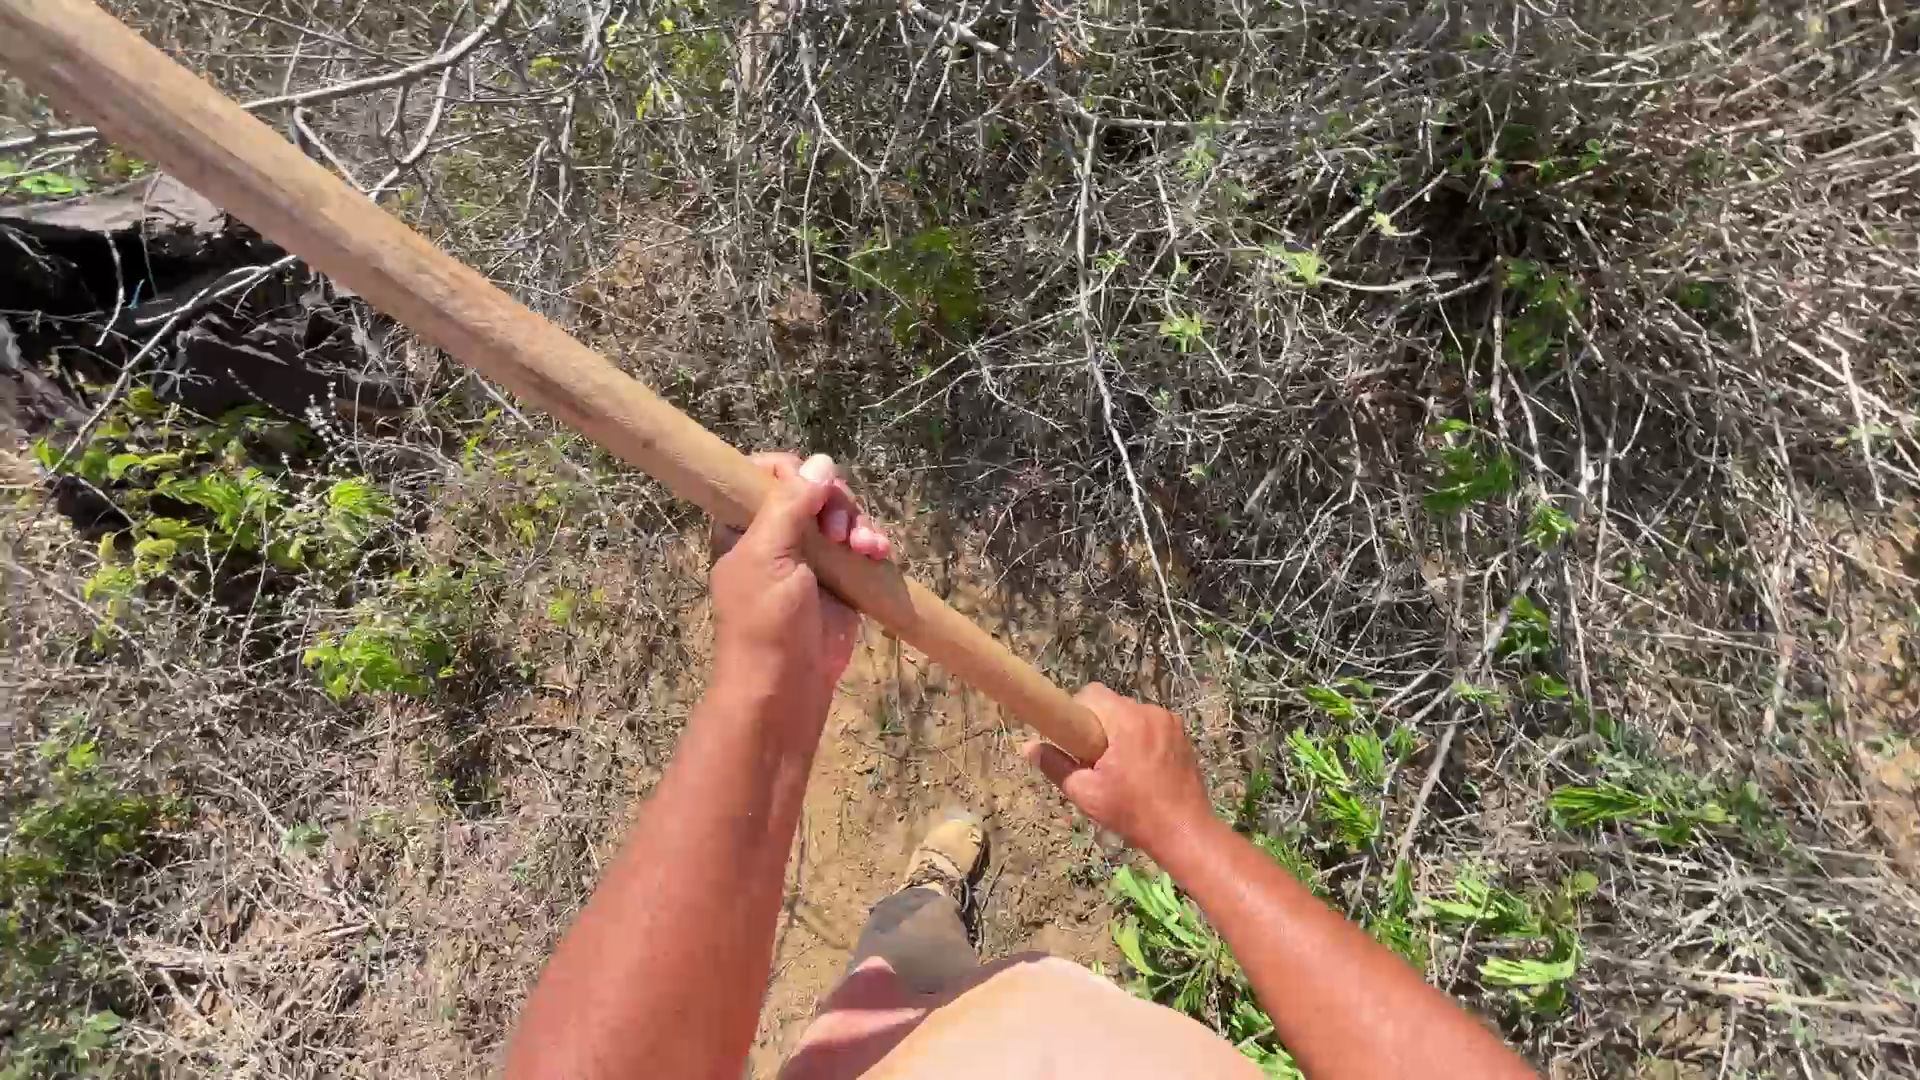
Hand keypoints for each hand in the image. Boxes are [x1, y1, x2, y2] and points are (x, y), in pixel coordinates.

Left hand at [710, 452, 891, 713]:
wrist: (788, 684)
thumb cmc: (765, 620)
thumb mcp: (769, 556)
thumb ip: (791, 505)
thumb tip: (822, 462)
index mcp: (743, 525)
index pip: (766, 475)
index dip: (794, 474)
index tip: (811, 490)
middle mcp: (777, 535)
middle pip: (813, 491)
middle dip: (835, 503)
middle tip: (839, 529)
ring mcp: (811, 556)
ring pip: (841, 516)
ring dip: (858, 524)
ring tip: (866, 548)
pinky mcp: (841, 576)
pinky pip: (860, 545)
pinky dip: (872, 544)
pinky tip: (879, 554)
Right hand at [1021, 683, 1213, 855]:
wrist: (1186, 833)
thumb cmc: (1133, 813)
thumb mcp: (1086, 793)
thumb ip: (1055, 766)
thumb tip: (1028, 747)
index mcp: (1127, 721)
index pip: (1091, 694)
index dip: (1076, 712)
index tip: (1074, 740)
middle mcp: (1150, 712)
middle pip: (1112, 705)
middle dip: (1099, 726)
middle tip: (1095, 759)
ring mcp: (1170, 721)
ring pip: (1131, 715)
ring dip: (1120, 732)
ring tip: (1120, 768)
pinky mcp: (1182, 733)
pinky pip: (1150, 725)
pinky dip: (1140, 738)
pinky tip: (1141, 768)